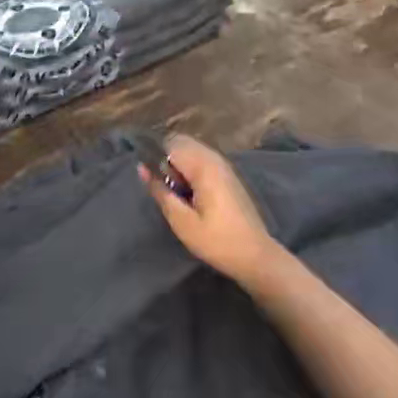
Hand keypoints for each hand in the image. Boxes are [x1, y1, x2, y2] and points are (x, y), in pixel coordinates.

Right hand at [139, 134, 287, 288]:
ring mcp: (223, 163)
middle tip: (166, 188)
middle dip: (167, 158)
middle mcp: (213, 156)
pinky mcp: (227, 173)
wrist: (255, 255)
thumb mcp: (182, 221)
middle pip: (181, 142)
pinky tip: (192, 193)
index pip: (170, 143)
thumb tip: (142, 168)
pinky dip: (191, 168)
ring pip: (191, 149)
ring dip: (179, 164)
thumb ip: (161, 191)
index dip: (156, 158)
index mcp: (202, 165)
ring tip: (178, 193)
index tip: (153, 181)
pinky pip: (202, 158)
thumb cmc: (217, 241)